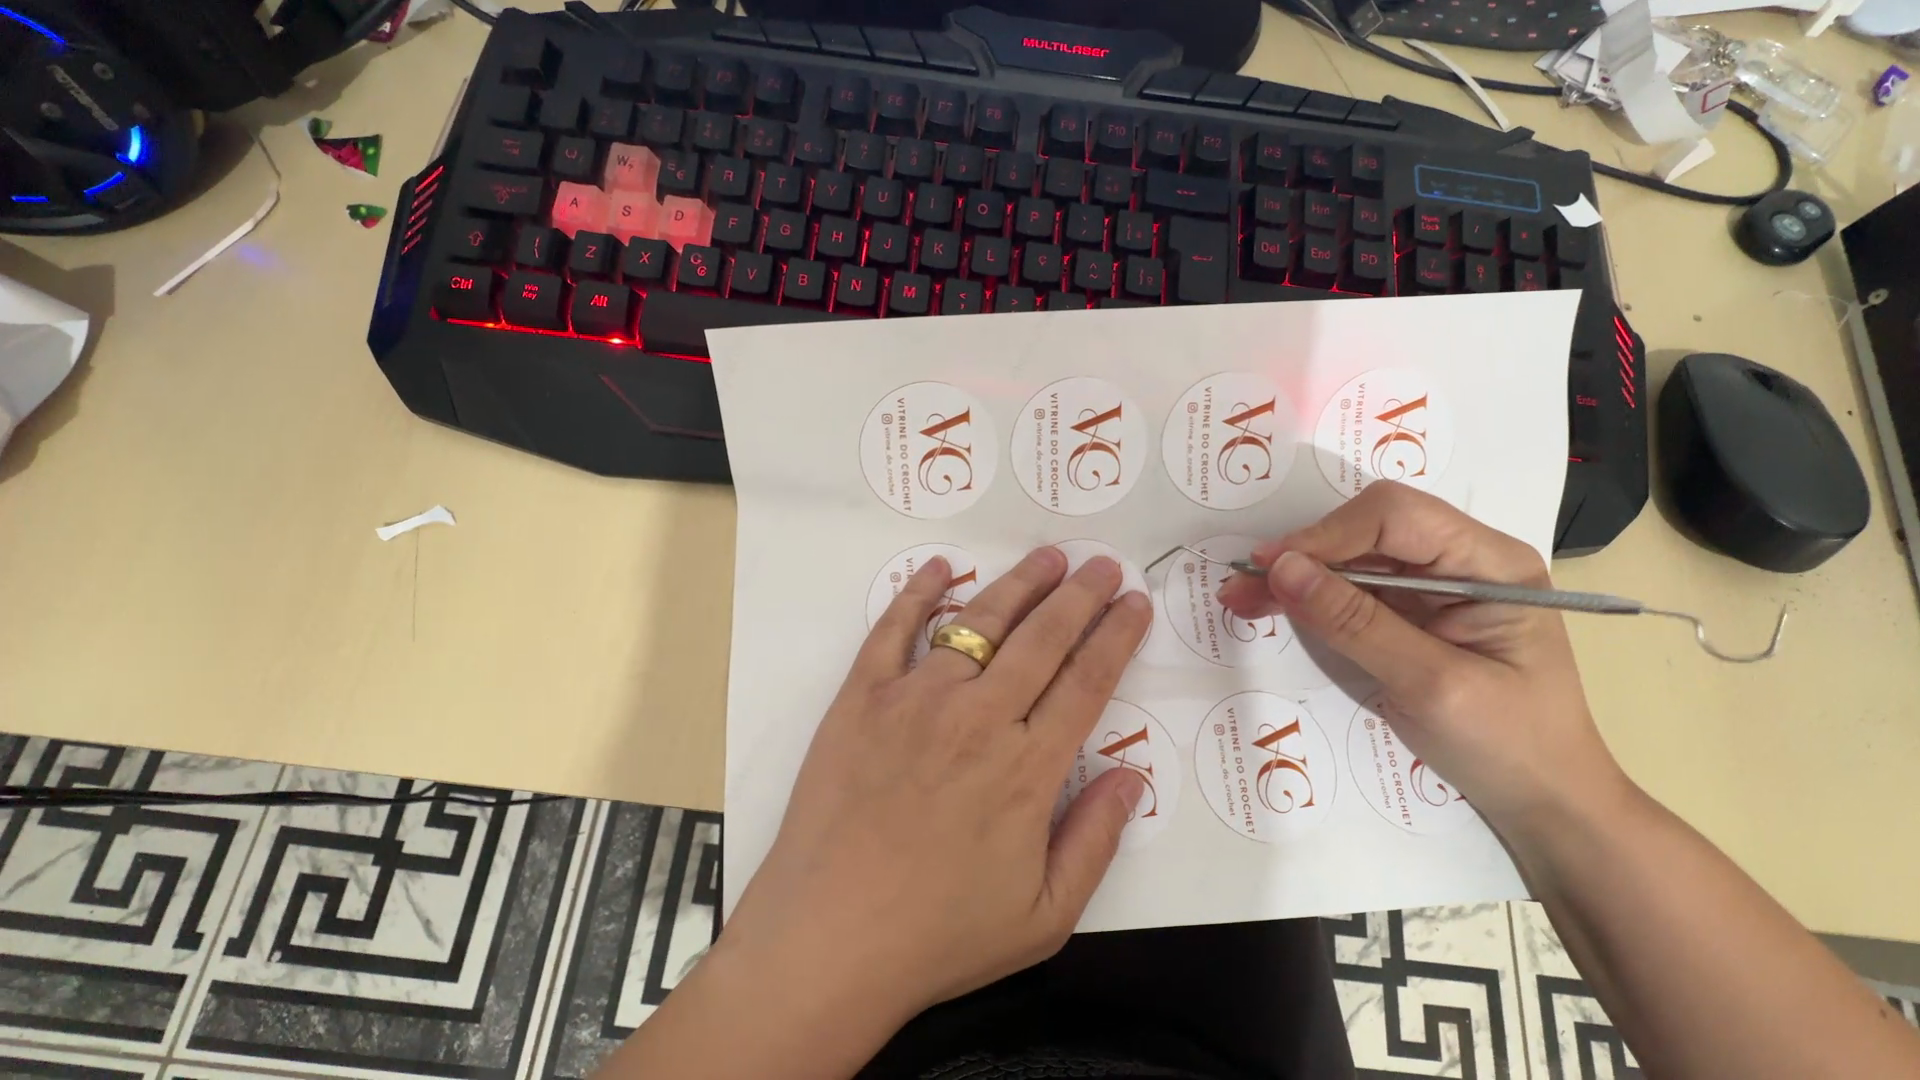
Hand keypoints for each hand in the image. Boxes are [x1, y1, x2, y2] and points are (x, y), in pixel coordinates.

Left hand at [720, 547, 1153, 1032]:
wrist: (828, 938)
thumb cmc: (939, 935)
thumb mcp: (1044, 916)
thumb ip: (1095, 841)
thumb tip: (1131, 778)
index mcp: (1028, 768)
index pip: (1087, 681)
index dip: (1117, 637)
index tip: (1135, 603)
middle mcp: (978, 717)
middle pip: (1043, 638)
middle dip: (1081, 595)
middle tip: (1103, 565)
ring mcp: (915, 700)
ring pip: (979, 623)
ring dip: (1019, 585)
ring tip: (1048, 558)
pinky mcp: (861, 698)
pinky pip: (893, 629)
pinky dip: (919, 592)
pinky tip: (941, 568)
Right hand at [1216, 481, 1626, 829]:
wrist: (1544, 802)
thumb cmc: (1508, 746)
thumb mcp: (1432, 686)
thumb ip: (1356, 624)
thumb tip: (1281, 568)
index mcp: (1489, 564)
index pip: (1397, 516)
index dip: (1328, 534)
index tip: (1269, 568)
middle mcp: (1462, 561)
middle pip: (1368, 528)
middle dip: (1304, 553)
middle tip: (1242, 586)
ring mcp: (1435, 587)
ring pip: (1351, 557)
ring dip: (1296, 574)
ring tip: (1241, 598)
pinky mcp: (1410, 614)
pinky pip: (1351, 590)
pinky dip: (1309, 598)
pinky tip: (1272, 607)